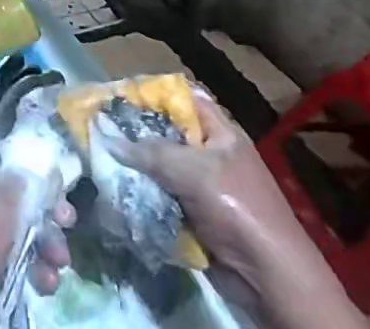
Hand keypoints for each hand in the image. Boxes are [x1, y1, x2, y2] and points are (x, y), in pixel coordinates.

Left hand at [0, 163, 74, 328]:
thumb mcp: (1, 191)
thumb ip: (21, 182)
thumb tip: (29, 177)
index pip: (4, 174)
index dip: (32, 181)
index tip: (58, 191)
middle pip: (20, 208)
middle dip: (48, 218)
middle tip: (66, 223)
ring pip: (27, 241)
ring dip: (49, 250)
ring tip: (57, 261)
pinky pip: (23, 270)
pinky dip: (39, 274)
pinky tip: (45, 282)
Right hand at [107, 96, 367, 328]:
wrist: (269, 275)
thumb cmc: (236, 207)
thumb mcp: (189, 169)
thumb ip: (147, 150)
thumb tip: (108, 138)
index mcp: (221, 134)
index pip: (184, 98)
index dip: (153, 93)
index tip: (118, 94)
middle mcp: (212, 154)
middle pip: (167, 131)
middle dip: (135, 131)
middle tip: (101, 125)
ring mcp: (204, 185)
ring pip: (161, 164)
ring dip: (136, 164)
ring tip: (101, 155)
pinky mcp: (196, 211)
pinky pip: (162, 192)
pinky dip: (143, 190)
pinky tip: (118, 185)